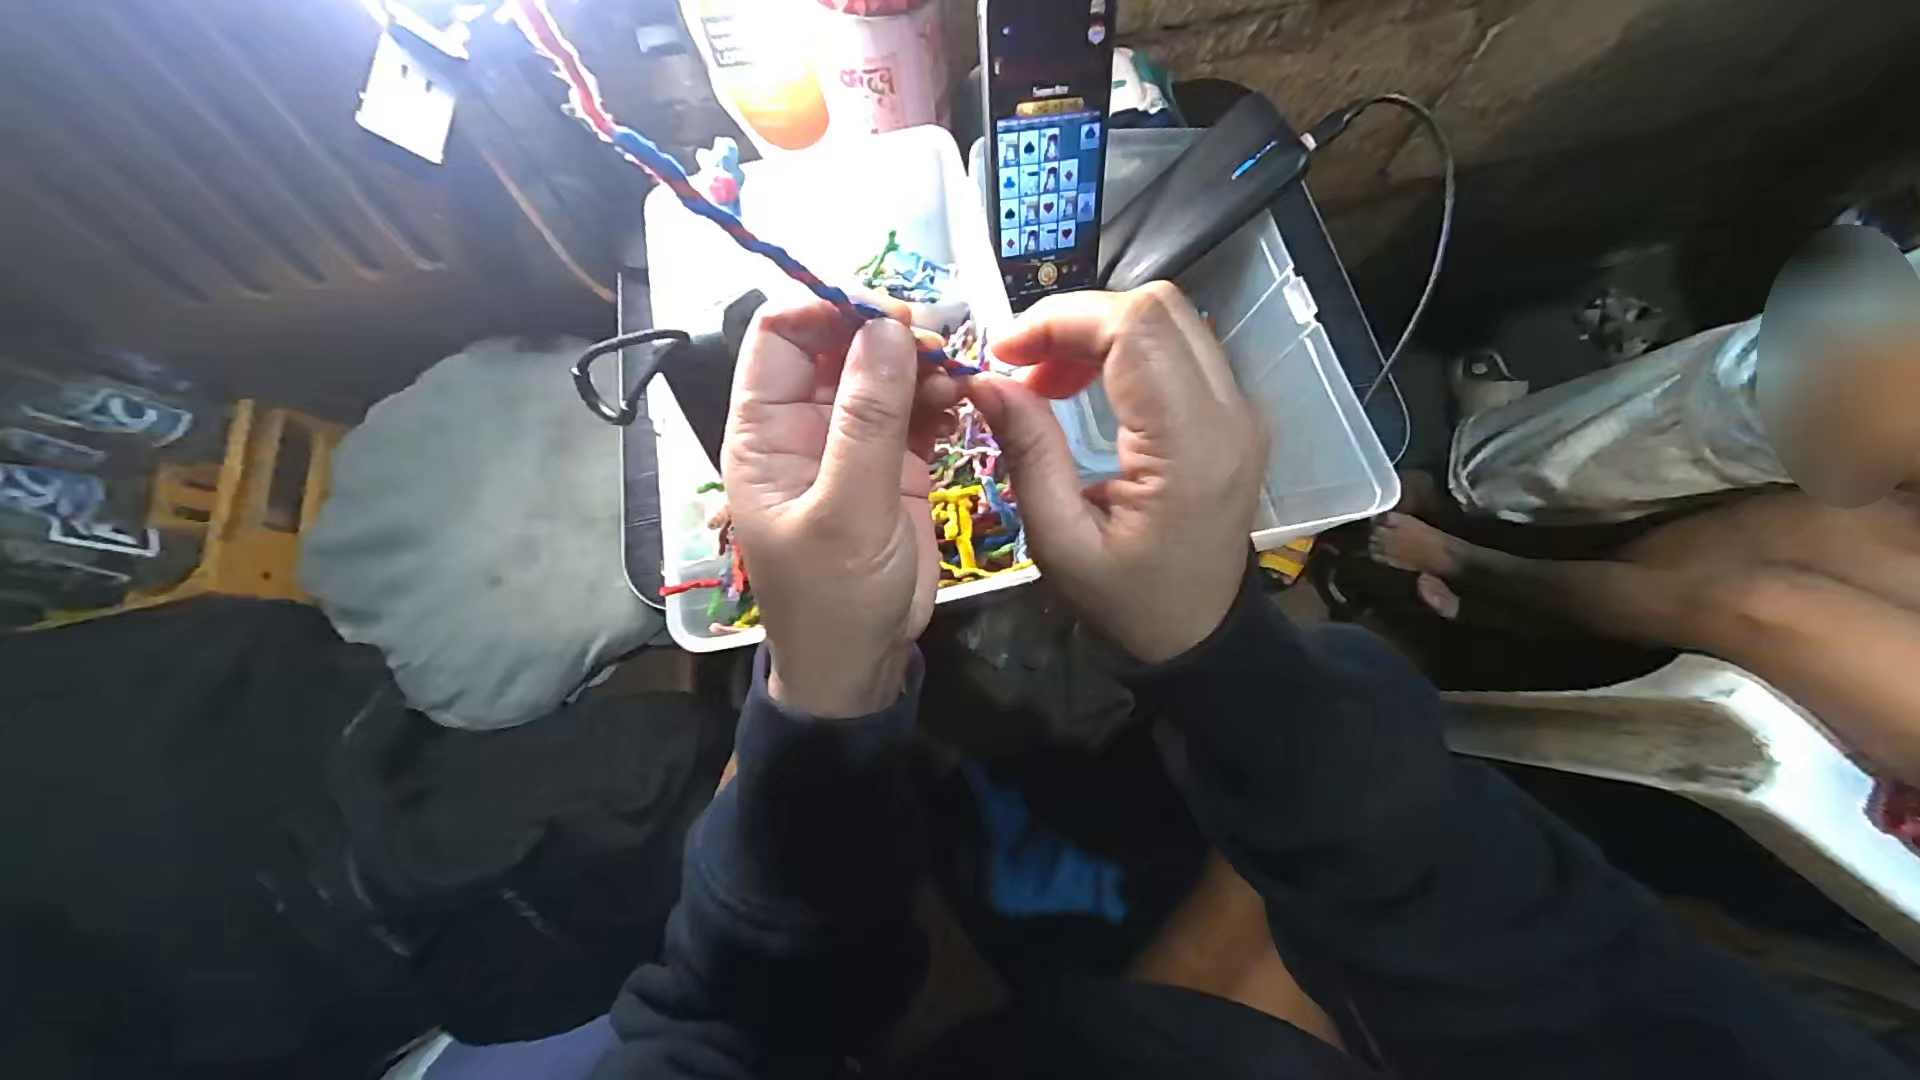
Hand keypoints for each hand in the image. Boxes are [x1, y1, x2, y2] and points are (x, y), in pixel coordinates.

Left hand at [723, 299, 959, 716]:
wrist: (863, 660)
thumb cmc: (836, 596)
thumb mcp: (847, 511)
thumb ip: (867, 421)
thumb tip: (886, 329)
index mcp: (766, 432)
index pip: (780, 336)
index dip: (826, 308)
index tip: (886, 311)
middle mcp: (805, 427)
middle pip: (838, 347)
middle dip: (885, 334)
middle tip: (938, 342)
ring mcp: (854, 444)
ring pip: (883, 375)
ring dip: (920, 364)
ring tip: (957, 376)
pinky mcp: (894, 464)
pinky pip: (915, 411)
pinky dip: (939, 397)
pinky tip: (962, 399)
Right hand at [969, 283, 1265, 662]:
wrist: (1198, 632)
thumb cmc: (1127, 601)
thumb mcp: (1060, 539)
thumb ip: (1027, 451)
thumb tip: (985, 381)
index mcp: (1190, 445)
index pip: (1136, 327)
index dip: (1061, 320)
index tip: (1004, 353)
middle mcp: (1229, 413)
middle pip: (1157, 308)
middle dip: (1075, 321)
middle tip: (1022, 367)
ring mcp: (1239, 409)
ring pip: (1168, 320)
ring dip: (1096, 334)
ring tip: (1045, 381)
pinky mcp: (1231, 415)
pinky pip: (1175, 350)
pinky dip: (1120, 352)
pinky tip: (1081, 388)